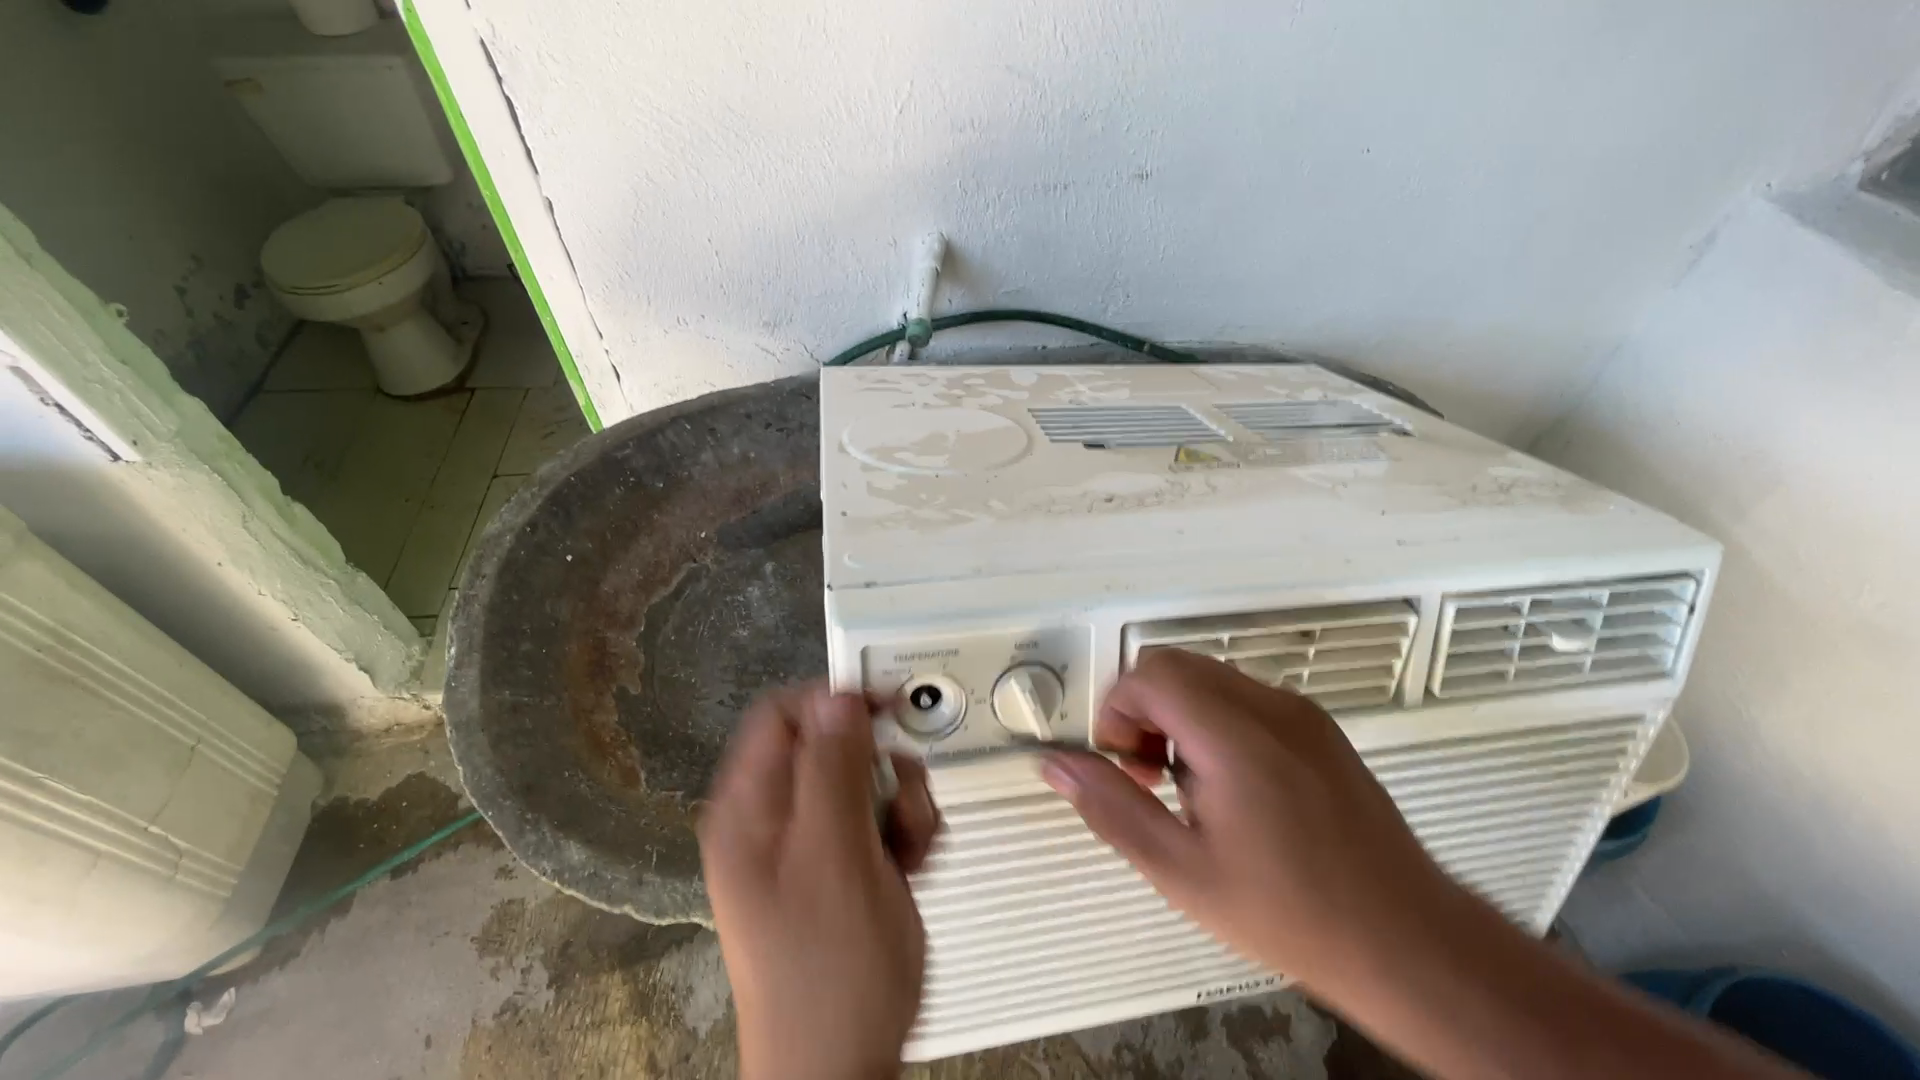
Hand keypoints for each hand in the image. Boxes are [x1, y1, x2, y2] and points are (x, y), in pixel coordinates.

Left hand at [698, 681, 940, 1079]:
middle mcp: (772, 822)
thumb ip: (833, 769)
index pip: (783, 715)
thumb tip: (837, 698)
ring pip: (862, 783)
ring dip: (899, 803)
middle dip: (880, 765)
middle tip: (904, 800)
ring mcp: (807, 848)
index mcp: (749, 810)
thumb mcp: (833, 857)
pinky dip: (903, 834)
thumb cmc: (830, 970)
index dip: (834, 700)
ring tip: (910, 846)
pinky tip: (911, 866)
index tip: (888, 706)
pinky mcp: (840, 871)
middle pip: (831, 747)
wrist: (841, 1068)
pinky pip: (875, 823)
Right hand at [1039, 649, 1453, 998]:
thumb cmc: (1290, 911)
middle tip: (1146, 774)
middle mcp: (1271, 709)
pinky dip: (1214, 722)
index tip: (1123, 766)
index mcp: (1235, 736)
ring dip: (1176, 715)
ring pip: (1209, 677)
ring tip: (1185, 787)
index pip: (1149, 674)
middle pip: (1175, 665)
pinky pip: (1245, 698)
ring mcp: (1302, 715)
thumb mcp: (1181, 871)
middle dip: (1141, 710)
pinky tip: (1226, 787)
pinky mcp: (1320, 730)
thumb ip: (1111, 808)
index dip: (1116, 711)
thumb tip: (1057, 765)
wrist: (1402, 937)